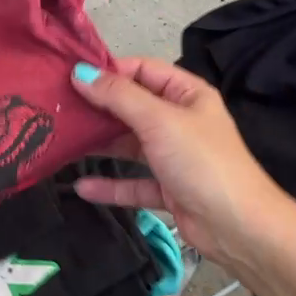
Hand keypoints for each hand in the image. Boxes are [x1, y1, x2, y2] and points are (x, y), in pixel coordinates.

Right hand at [69, 57, 287, 270]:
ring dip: (100, 144)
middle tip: (58, 107)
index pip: (143, 70)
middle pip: (133, 106)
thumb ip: (119, 96)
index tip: (71, 75)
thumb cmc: (201, 161)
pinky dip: (111, 185)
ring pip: (130, 144)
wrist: (237, 226)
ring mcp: (174, 156)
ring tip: (62, 141)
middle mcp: (180, 120)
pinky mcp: (168, 189)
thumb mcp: (159, 120)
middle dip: (98, 107)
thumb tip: (80, 73)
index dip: (109, 70)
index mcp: (187, 94)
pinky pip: (133, 182)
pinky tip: (82, 187)